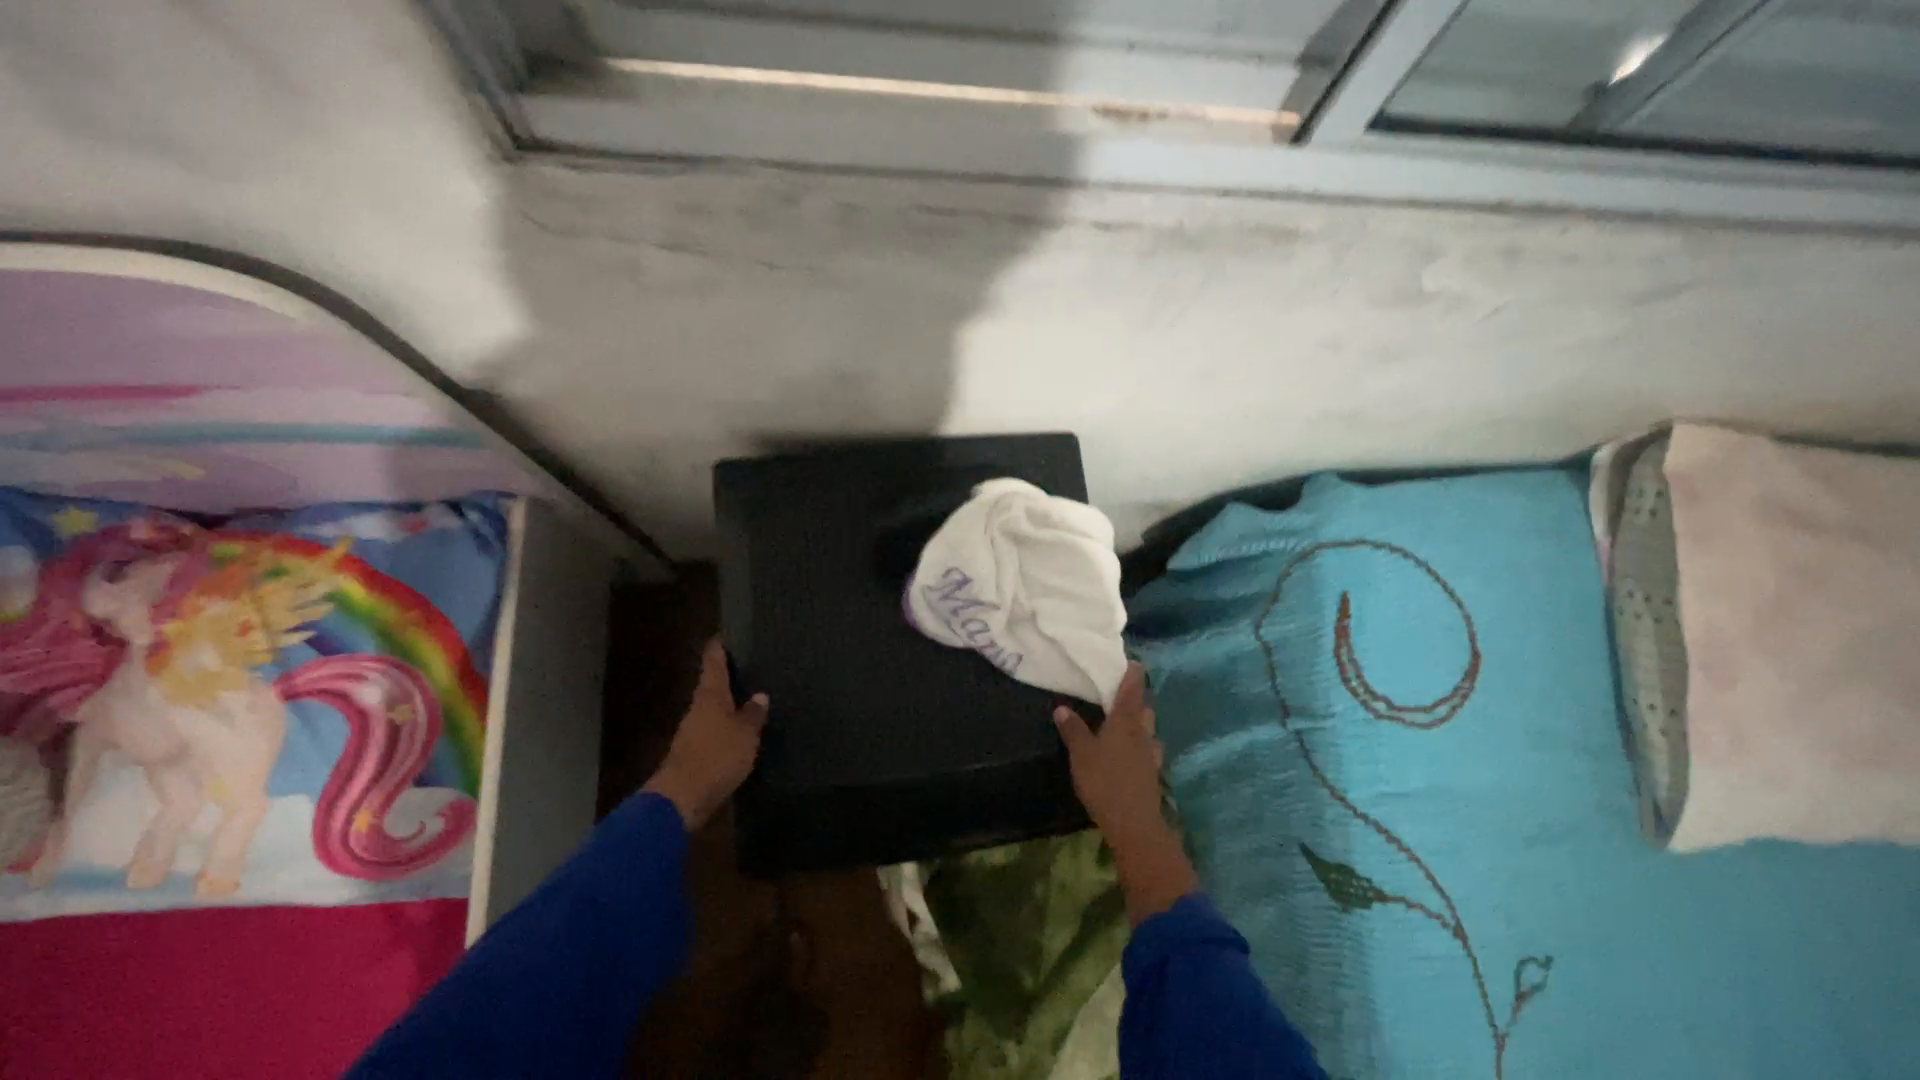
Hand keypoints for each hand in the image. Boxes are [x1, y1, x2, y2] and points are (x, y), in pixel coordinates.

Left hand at [643, 638, 768, 830]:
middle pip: (711, 686)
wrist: (682, 798)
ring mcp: (692, 733)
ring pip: (712, 710)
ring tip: (751, 699)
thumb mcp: (745, 734)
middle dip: (727, 677)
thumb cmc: (716, 756)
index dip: (718, 647)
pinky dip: (726, 728)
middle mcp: (698, 709)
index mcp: (710, 696)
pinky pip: (713, 733)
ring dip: (728, 705)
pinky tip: (741, 732)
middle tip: (749, 667)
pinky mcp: (694, 755)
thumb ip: (754, 714)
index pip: (713, 663)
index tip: (724, 633)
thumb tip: (760, 695)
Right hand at [1054, 662, 1197, 922]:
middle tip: (1122, 691)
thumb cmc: (1104, 780)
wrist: (1133, 822)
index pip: (1133, 689)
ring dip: (1139, 723)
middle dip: (1136, 698)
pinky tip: (1130, 752)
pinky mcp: (1152, 773)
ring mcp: (1151, 754)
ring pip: (1148, 730)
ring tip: (1124, 721)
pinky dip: (1139, 745)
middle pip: (1143, 708)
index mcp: (1126, 721)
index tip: (1132, 661)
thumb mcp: (1081, 753)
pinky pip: (1147, 750)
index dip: (1133, 674)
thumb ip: (1073, 729)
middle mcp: (1143, 732)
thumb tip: (1062, 708)